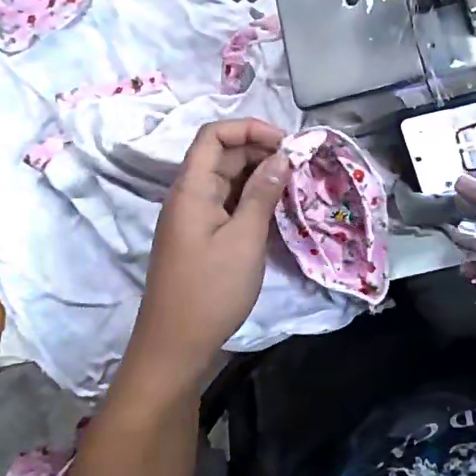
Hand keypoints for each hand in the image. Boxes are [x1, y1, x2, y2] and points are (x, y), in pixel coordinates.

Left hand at [131, 120, 290, 387]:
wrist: (175, 347)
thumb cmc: (210, 290)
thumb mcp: (244, 239)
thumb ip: (263, 194)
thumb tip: (282, 157)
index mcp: (191, 189)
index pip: (214, 136)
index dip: (249, 129)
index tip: (286, 144)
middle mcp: (189, 196)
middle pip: (223, 155)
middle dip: (262, 151)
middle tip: (300, 166)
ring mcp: (194, 217)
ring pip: (229, 179)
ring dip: (261, 175)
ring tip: (295, 185)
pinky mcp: (202, 237)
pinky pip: (229, 203)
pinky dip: (254, 198)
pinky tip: (279, 209)